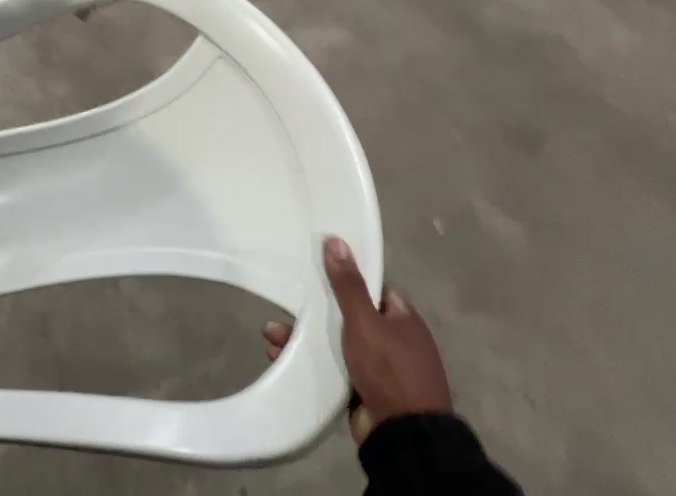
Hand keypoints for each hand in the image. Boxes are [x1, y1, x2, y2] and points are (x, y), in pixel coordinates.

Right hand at [260, 237, 451, 442]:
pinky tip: (280, 355)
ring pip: (334, 343)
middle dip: (313, 312)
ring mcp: (379, 368)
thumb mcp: (365, 322)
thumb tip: (336, 240)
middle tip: (284, 304)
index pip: (374, 289)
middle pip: (348, 316)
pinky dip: (307, 361)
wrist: (403, 435)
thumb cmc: (389, 370)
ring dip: (303, 338)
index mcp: (403, 321)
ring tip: (271, 334)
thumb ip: (348, 285)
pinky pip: (330, 367)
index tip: (316, 270)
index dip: (348, 279)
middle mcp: (394, 342)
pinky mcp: (362, 389)